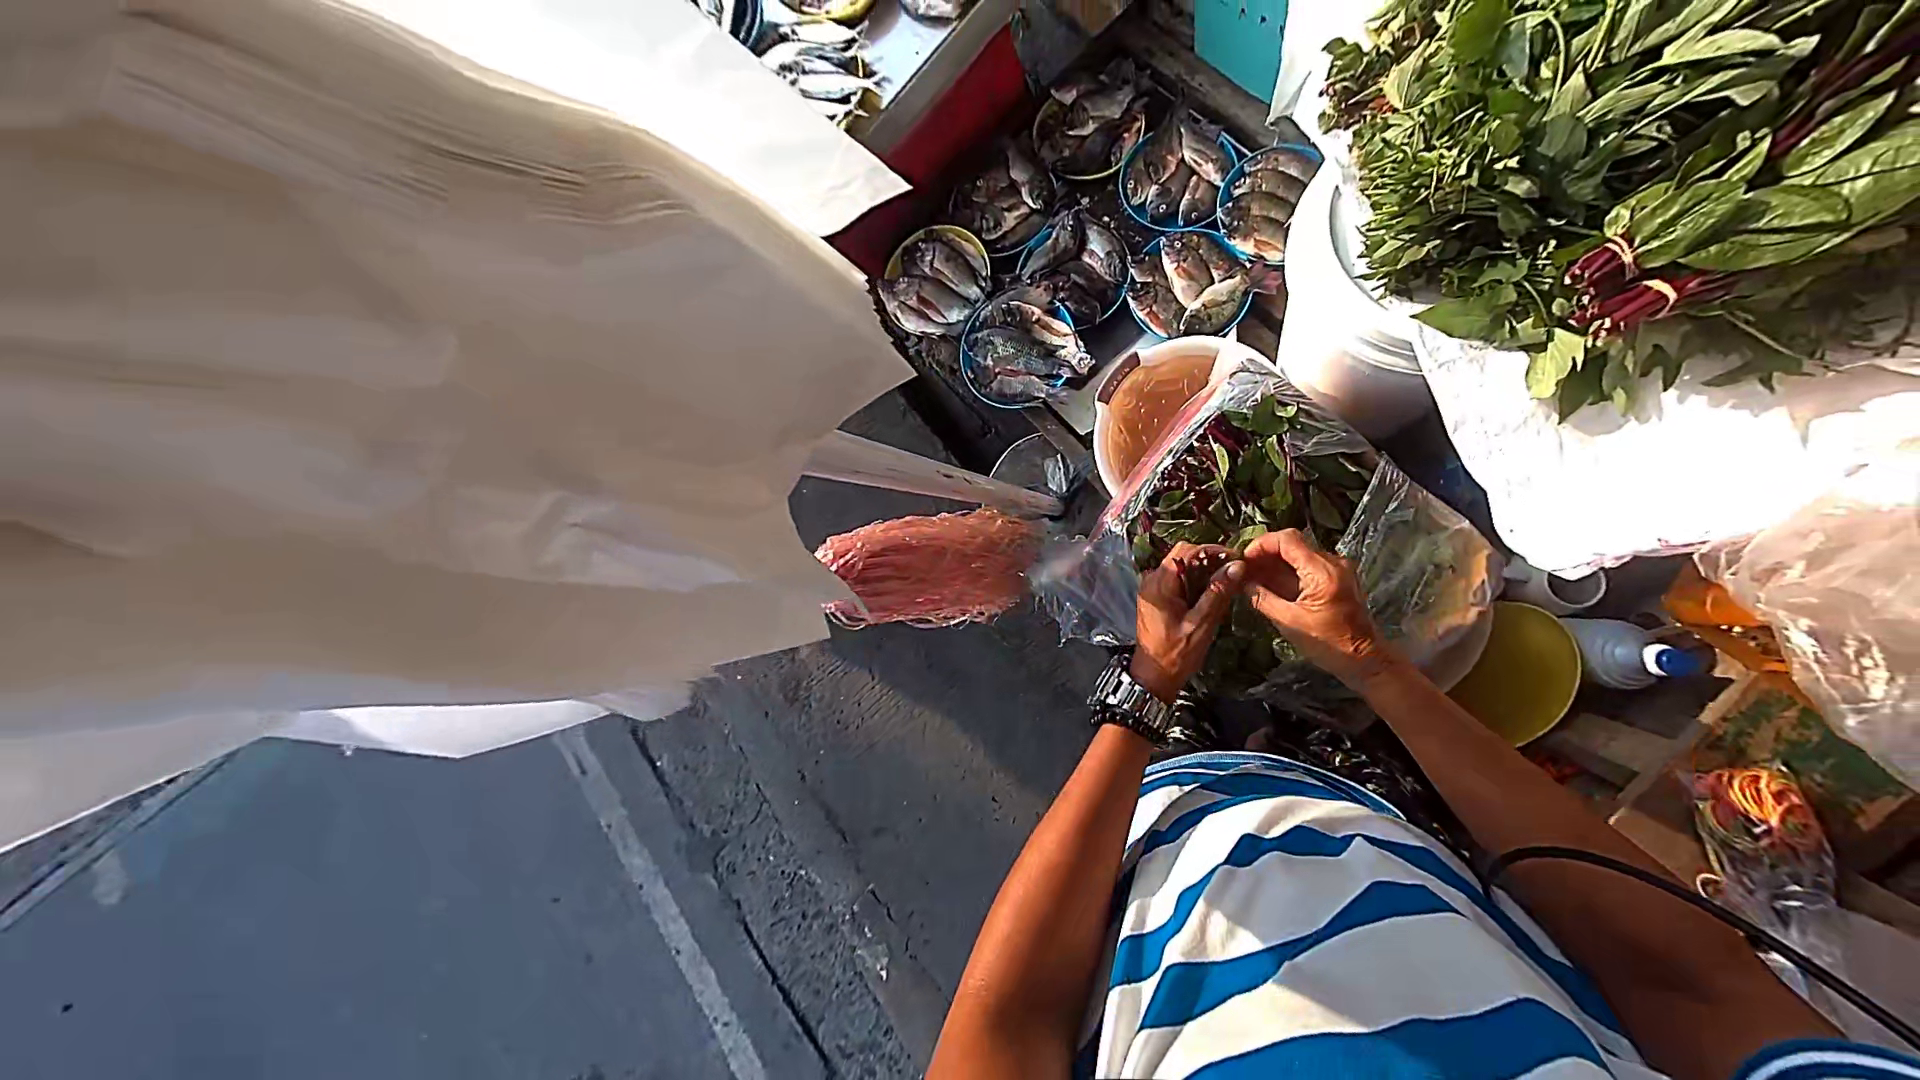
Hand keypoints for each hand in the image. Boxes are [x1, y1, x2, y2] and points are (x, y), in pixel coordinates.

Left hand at [1132, 542, 1243, 702]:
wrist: (1154, 674)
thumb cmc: (1177, 652)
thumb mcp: (1202, 623)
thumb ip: (1218, 592)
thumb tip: (1237, 565)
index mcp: (1159, 583)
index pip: (1186, 550)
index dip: (1212, 551)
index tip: (1235, 560)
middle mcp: (1151, 580)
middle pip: (1182, 555)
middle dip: (1208, 560)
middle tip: (1232, 572)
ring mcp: (1151, 588)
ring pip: (1179, 566)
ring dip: (1202, 571)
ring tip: (1224, 582)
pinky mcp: (1154, 597)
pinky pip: (1175, 579)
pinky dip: (1192, 581)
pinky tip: (1209, 593)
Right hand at [1240, 529, 1400, 688]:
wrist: (1365, 659)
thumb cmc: (1328, 644)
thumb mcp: (1288, 622)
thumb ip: (1262, 598)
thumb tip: (1241, 582)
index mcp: (1322, 572)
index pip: (1287, 539)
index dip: (1261, 544)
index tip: (1244, 560)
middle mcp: (1333, 563)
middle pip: (1292, 543)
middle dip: (1264, 553)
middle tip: (1244, 569)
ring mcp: (1337, 568)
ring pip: (1297, 552)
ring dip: (1273, 562)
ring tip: (1252, 577)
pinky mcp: (1336, 577)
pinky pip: (1305, 564)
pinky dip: (1285, 570)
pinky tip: (1270, 584)